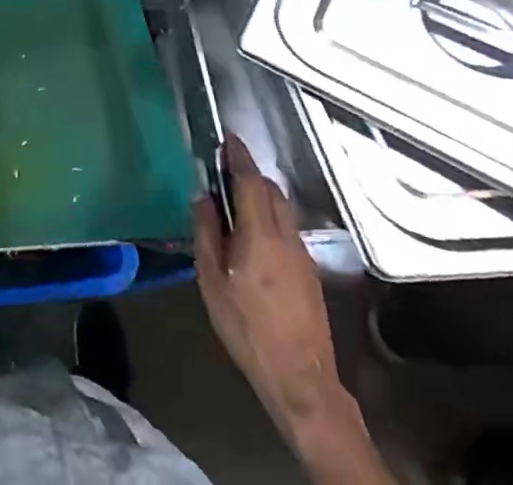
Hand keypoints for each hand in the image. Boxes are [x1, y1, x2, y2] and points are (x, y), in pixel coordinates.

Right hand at [194, 138, 344, 422]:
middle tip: (225, 172)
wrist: (298, 374)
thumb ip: (206, 234)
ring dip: (261, 197)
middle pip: (272, 192)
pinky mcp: (309, 271)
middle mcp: (287, 236)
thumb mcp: (211, 280)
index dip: (240, 158)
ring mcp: (302, 254)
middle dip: (250, 175)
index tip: (229, 139)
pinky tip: (252, 238)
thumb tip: (203, 198)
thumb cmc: (245, 326)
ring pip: (283, 210)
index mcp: (260, 234)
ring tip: (235, 204)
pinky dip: (270, 219)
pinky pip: (288, 230)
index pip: (251, 183)